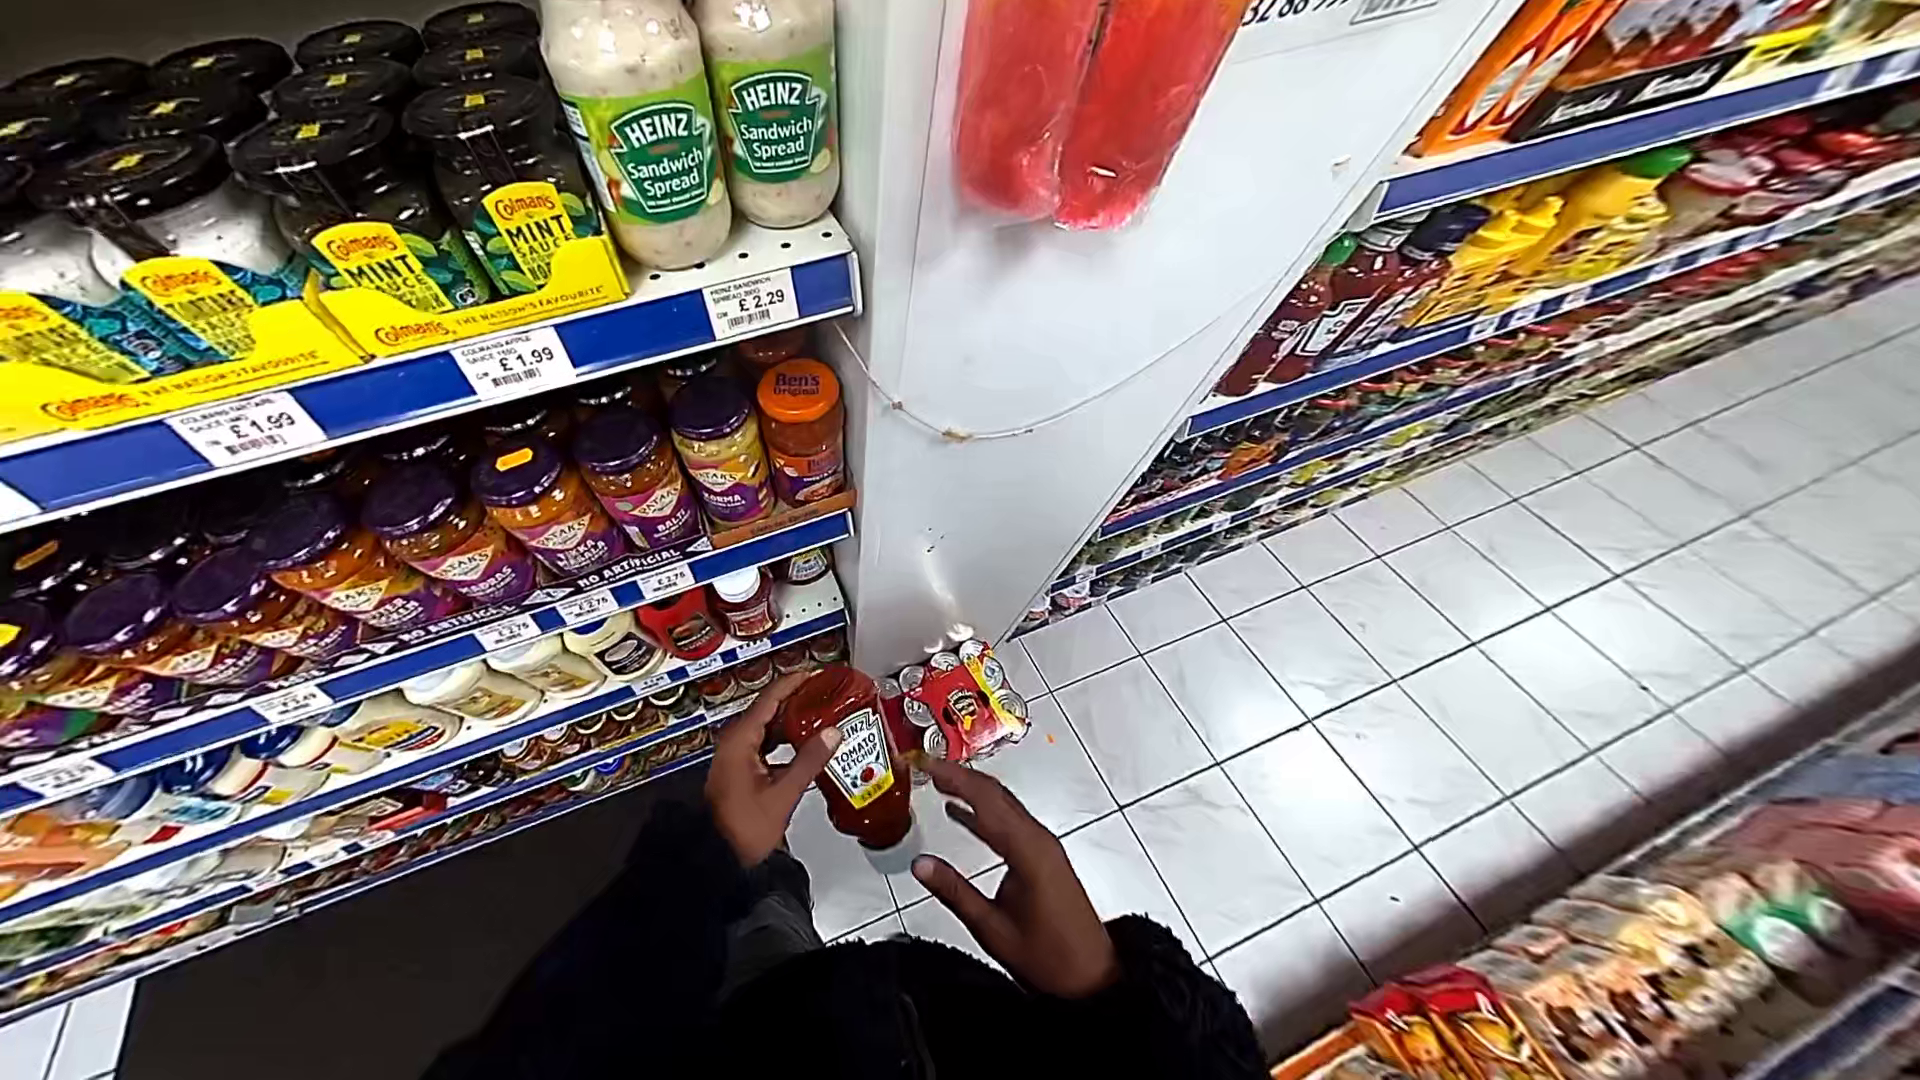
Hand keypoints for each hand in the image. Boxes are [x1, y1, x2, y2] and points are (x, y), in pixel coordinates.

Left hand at [705, 672, 839, 866]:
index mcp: (741, 739)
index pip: (770, 697)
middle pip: (770, 709)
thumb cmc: (743, 827)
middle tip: (828, 694)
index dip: (794, 682)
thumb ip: (809, 761)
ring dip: (794, 720)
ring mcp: (737, 756)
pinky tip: (808, 746)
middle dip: (798, 700)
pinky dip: (787, 740)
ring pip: (769, 727)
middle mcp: (736, 741)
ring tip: (824, 715)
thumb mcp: (782, 794)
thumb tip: (834, 732)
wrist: (713, 861)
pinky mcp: (741, 769)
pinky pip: (767, 744)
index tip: (818, 674)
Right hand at [910, 757, 1118, 998]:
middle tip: (929, 765)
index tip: (930, 764)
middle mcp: (1038, 838)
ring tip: (939, 779)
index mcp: (1028, 850)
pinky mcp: (1041, 853)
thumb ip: (955, 892)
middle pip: (996, 794)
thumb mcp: (993, 929)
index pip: (986, 800)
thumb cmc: (1049, 958)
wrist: (1092, 977)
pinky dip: (983, 811)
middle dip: (961, 776)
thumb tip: (920, 864)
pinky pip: (1009, 821)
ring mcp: (1042, 844)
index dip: (955, 778)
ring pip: (1003, 803)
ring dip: (972, 789)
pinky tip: (960, 812)